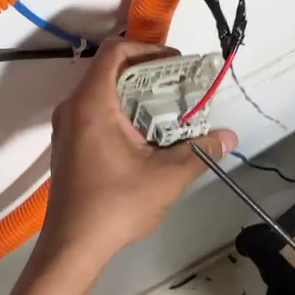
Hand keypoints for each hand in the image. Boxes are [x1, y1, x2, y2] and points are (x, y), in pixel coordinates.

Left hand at [39, 41, 236, 268]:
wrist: (72, 246)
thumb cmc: (115, 206)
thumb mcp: (166, 177)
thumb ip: (199, 152)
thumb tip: (228, 138)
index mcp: (92, 105)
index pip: (115, 52)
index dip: (148, 49)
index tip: (176, 64)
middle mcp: (73, 109)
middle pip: (110, 72)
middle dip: (148, 75)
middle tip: (180, 89)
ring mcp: (66, 129)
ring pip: (102, 95)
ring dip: (135, 97)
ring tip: (168, 113)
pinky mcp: (67, 147)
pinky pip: (94, 115)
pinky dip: (121, 115)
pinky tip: (146, 139)